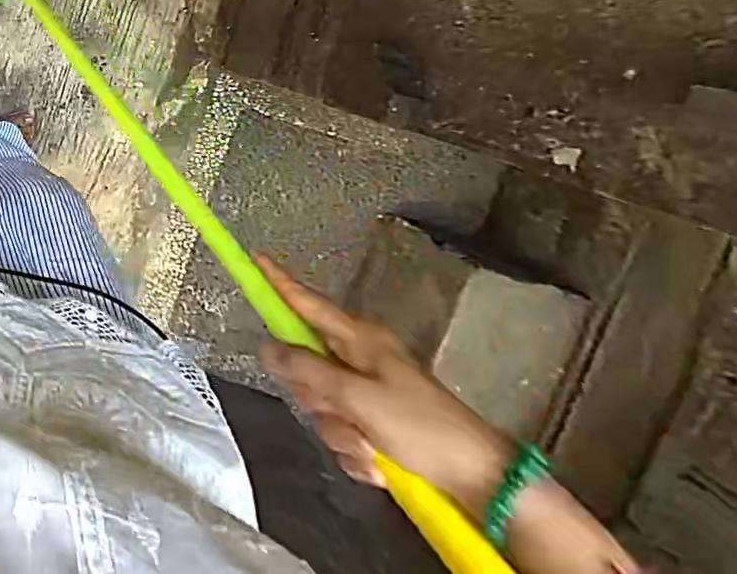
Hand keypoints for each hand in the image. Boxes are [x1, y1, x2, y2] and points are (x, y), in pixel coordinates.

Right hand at [256, 254, 512, 516]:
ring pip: (322, 402)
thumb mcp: (356, 396)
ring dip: (338, 430)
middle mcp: (359, 357)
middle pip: (307, 364)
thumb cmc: (420, 425)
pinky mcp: (375, 421)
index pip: (306, 302)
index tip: (256, 258)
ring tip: (368, 448)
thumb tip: (266, 346)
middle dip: (316, 396)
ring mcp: (367, 390)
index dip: (279, 281)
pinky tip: (378, 463)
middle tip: (336, 411)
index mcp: (358, 338)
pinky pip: (341, 428)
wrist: (480, 479)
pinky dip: (354, 449)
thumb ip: (307, 370)